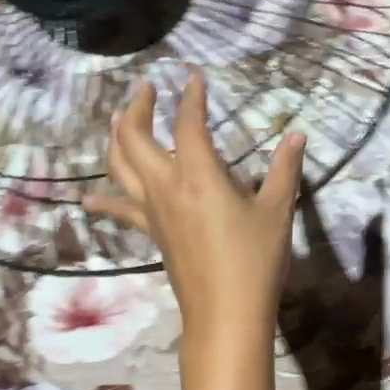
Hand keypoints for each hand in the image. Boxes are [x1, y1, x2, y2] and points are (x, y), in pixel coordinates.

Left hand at [84, 73, 304, 338]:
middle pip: (133, 137)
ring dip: (115, 138)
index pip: (188, 125)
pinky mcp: (151, 232)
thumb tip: (296, 136)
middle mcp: (166, 186)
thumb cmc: (255, 259)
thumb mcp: (278, 211)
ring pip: (118, 165)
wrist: (226, 310)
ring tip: (118, 120)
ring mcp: (152, 210)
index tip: (193, 78)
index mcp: (199, 176)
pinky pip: (121, 208)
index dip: (191, 98)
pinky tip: (93, 199)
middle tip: (146, 89)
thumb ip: (285, 170)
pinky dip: (106, 199)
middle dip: (135, 108)